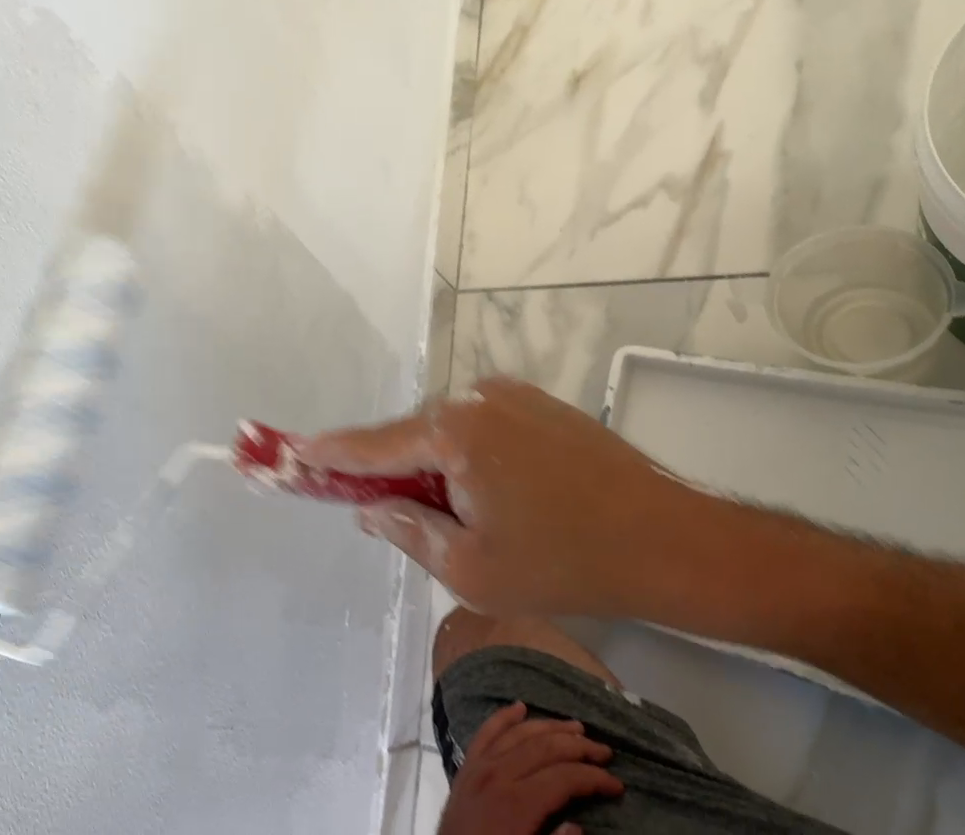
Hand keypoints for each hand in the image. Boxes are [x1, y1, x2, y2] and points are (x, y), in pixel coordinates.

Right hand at [301, 377, 725, 620]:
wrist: (674, 542)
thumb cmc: (565, 563)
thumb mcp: (470, 568)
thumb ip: (406, 530)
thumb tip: (370, 507)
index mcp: (453, 432)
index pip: (371, 445)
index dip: (327, 454)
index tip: (291, 453)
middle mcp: (478, 398)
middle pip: (411, 436)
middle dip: (395, 474)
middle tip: (392, 519)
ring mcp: (515, 396)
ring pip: (449, 433)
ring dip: (439, 470)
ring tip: (468, 523)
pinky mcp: (543, 406)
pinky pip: (484, 428)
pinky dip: (472, 459)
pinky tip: (502, 502)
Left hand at [438, 702, 622, 834]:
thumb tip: (577, 825)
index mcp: (517, 804)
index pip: (563, 778)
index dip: (593, 778)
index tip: (617, 785)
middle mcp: (497, 775)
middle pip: (544, 748)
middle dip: (578, 747)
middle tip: (605, 751)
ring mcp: (478, 767)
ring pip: (518, 734)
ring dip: (549, 727)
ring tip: (576, 727)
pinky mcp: (466, 767)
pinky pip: (485, 732)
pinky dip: (503, 717)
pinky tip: (519, 707)